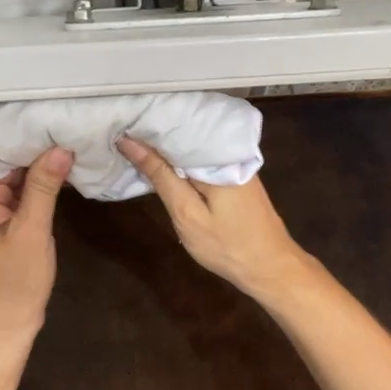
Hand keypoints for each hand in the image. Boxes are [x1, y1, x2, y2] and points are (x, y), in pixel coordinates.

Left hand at [0, 146, 73, 353]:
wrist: (3, 332)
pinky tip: (62, 174)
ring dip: (40, 169)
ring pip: (14, 180)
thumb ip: (43, 188)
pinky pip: (17, 197)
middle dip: (36, 150)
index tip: (57, 121)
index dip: (28, 138)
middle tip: (71, 129)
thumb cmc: (13, 285)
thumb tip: (59, 148)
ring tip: (72, 144)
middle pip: (6, 164)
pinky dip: (38, 188)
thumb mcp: (32, 232)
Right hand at [116, 137, 316, 301]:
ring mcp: (235, 161)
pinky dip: (183, 158)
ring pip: (194, 145)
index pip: (176, 127)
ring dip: (168, 145)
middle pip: (186, 132)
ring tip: (133, 140)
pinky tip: (163, 160)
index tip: (119, 121)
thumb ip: (160, 176)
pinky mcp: (235, 174)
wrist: (272, 268)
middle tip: (120, 129)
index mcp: (217, 155)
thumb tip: (130, 143)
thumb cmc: (228, 246)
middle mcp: (228, 150)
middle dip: (155, 133)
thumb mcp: (187, 214)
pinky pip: (203, 157)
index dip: (147, 125)